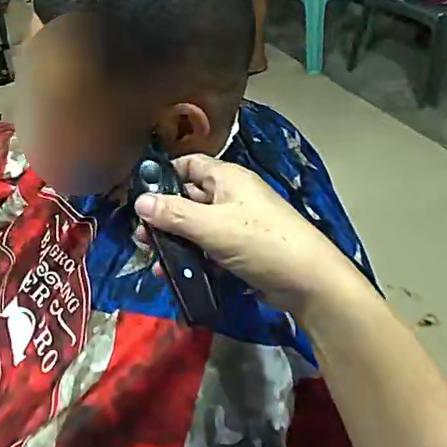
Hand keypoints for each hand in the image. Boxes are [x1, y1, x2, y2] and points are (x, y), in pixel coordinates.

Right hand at [133, 155, 365, 318]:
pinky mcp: (242, 251)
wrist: (308, 280)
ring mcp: (238, 225)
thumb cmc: (259, 241)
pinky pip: (209, 249)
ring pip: (197, 227)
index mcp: (228, 178)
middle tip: (141, 237)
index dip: (163, 176)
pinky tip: (175, 275)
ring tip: (154, 260)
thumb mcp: (211, 225)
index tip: (138, 195)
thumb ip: (173, 213)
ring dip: (175, 242)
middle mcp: (232, 196)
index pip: (189, 165)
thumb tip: (139, 201)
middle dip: (164, 216)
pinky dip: (193, 259)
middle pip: (189, 198)